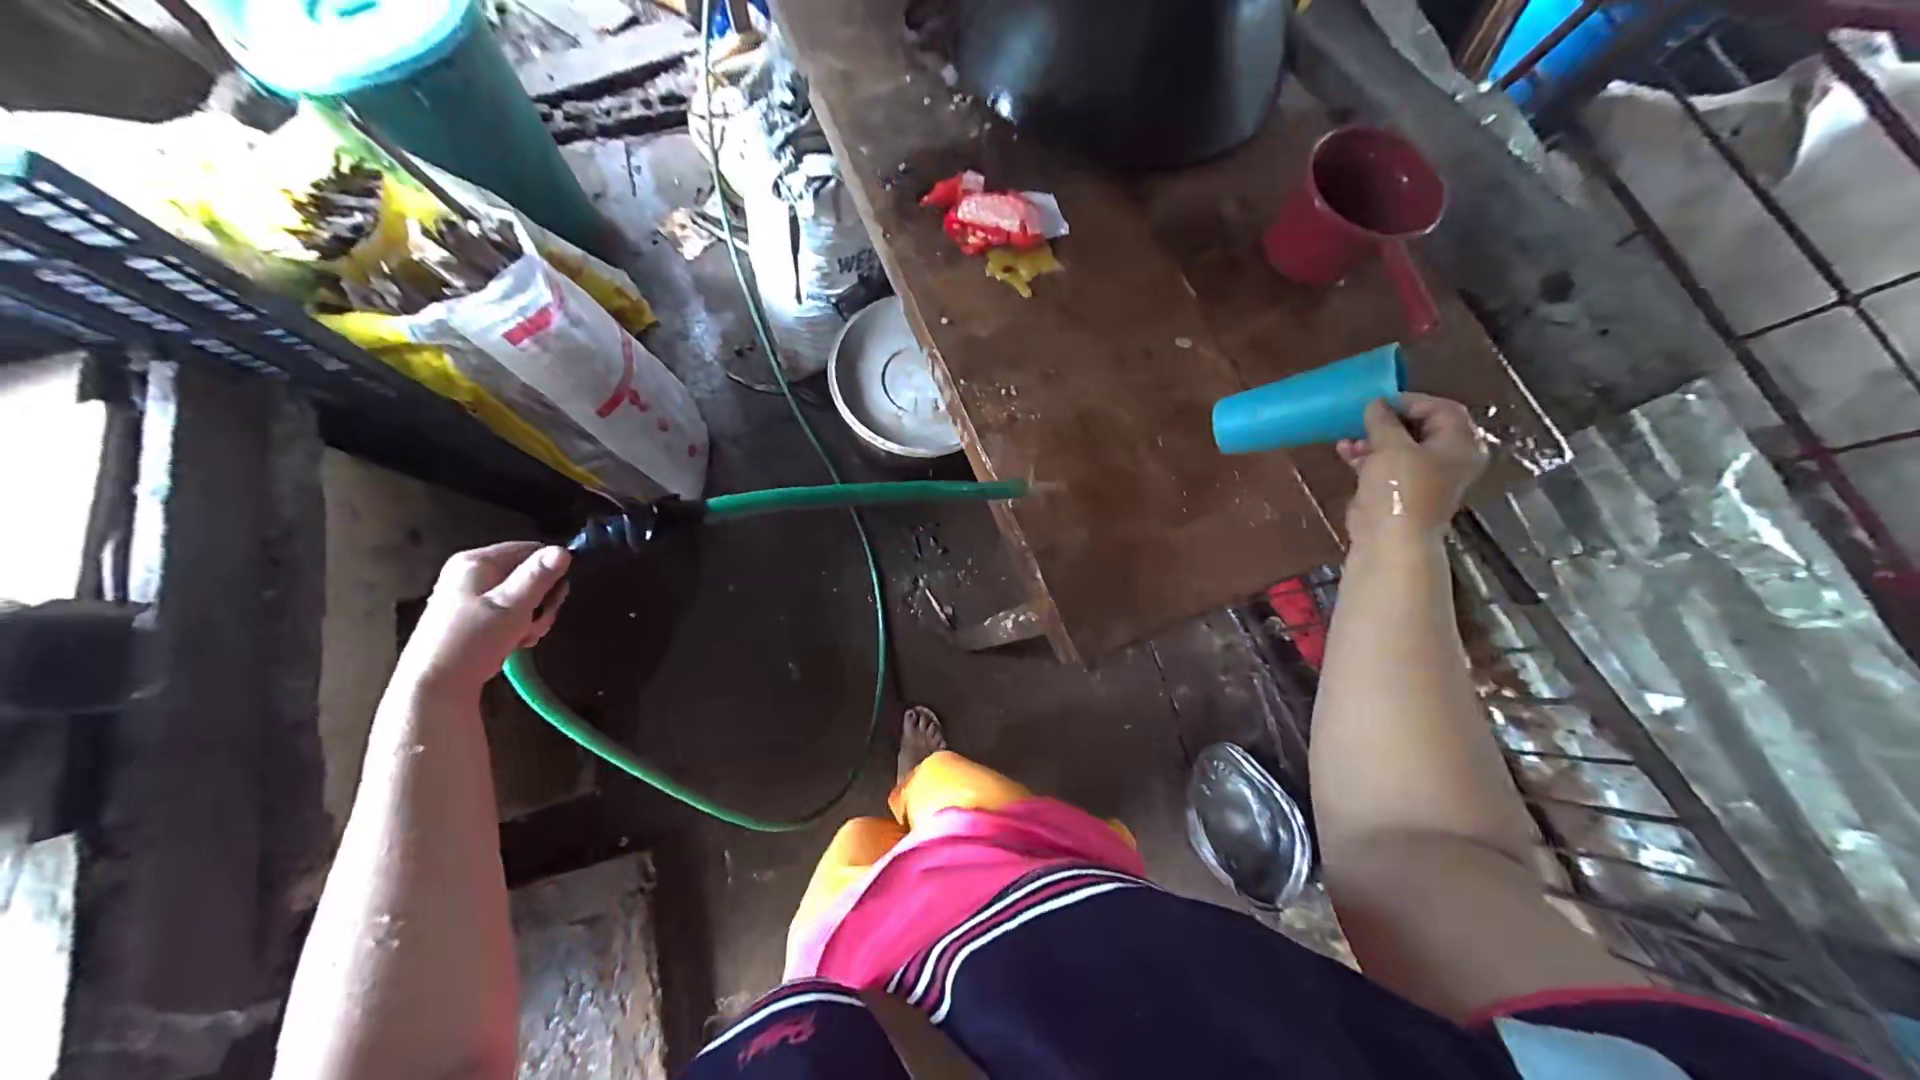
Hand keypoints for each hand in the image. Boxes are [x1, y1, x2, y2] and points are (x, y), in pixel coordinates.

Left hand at [393, 542, 570, 696]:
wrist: (434, 685)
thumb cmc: (472, 640)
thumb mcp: (512, 606)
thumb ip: (539, 577)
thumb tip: (564, 550)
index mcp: (476, 562)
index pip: (530, 550)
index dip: (550, 572)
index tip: (555, 598)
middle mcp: (471, 572)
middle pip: (528, 574)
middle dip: (542, 600)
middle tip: (536, 623)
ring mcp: (470, 595)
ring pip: (523, 595)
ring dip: (533, 617)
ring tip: (524, 637)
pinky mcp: (472, 615)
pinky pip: (509, 610)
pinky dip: (518, 625)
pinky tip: (514, 642)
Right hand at [1336, 393, 1487, 546]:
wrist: (1389, 538)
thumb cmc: (1401, 487)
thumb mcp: (1392, 446)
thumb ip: (1383, 421)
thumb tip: (1375, 403)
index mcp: (1459, 445)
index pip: (1443, 409)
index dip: (1412, 400)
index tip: (1381, 399)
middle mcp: (1446, 458)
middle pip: (1420, 427)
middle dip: (1389, 420)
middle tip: (1364, 414)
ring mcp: (1421, 476)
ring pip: (1399, 446)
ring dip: (1373, 438)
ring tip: (1349, 434)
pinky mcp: (1397, 490)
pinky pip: (1384, 465)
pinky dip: (1366, 456)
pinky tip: (1345, 450)